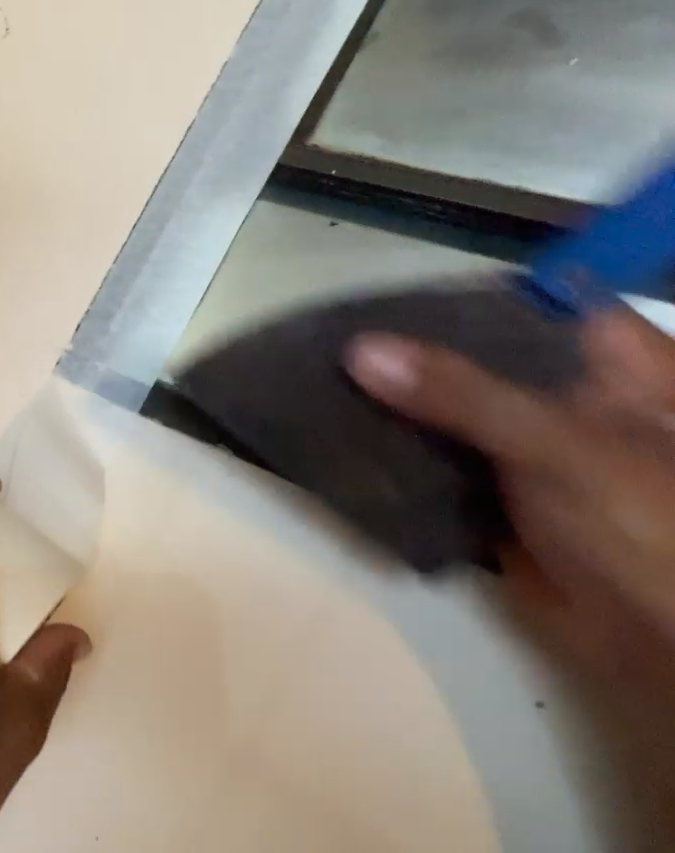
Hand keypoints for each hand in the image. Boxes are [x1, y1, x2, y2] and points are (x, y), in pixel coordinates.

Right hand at [345, 306, 674, 689]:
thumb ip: (463, 395)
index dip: (455, 300)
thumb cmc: (655, 531)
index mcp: (615, 370)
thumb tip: (357, 350)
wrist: (664, 648)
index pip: (526, 308)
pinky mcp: (491, 496)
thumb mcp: (565, 449)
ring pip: (442, 411)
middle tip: (322, 338)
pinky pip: (428, 459)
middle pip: (472, 359)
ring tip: (309, 378)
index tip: (374, 301)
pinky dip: (384, 450)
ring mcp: (527, 451)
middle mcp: (569, 401)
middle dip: (402, 353)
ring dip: (384, 402)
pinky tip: (330, 431)